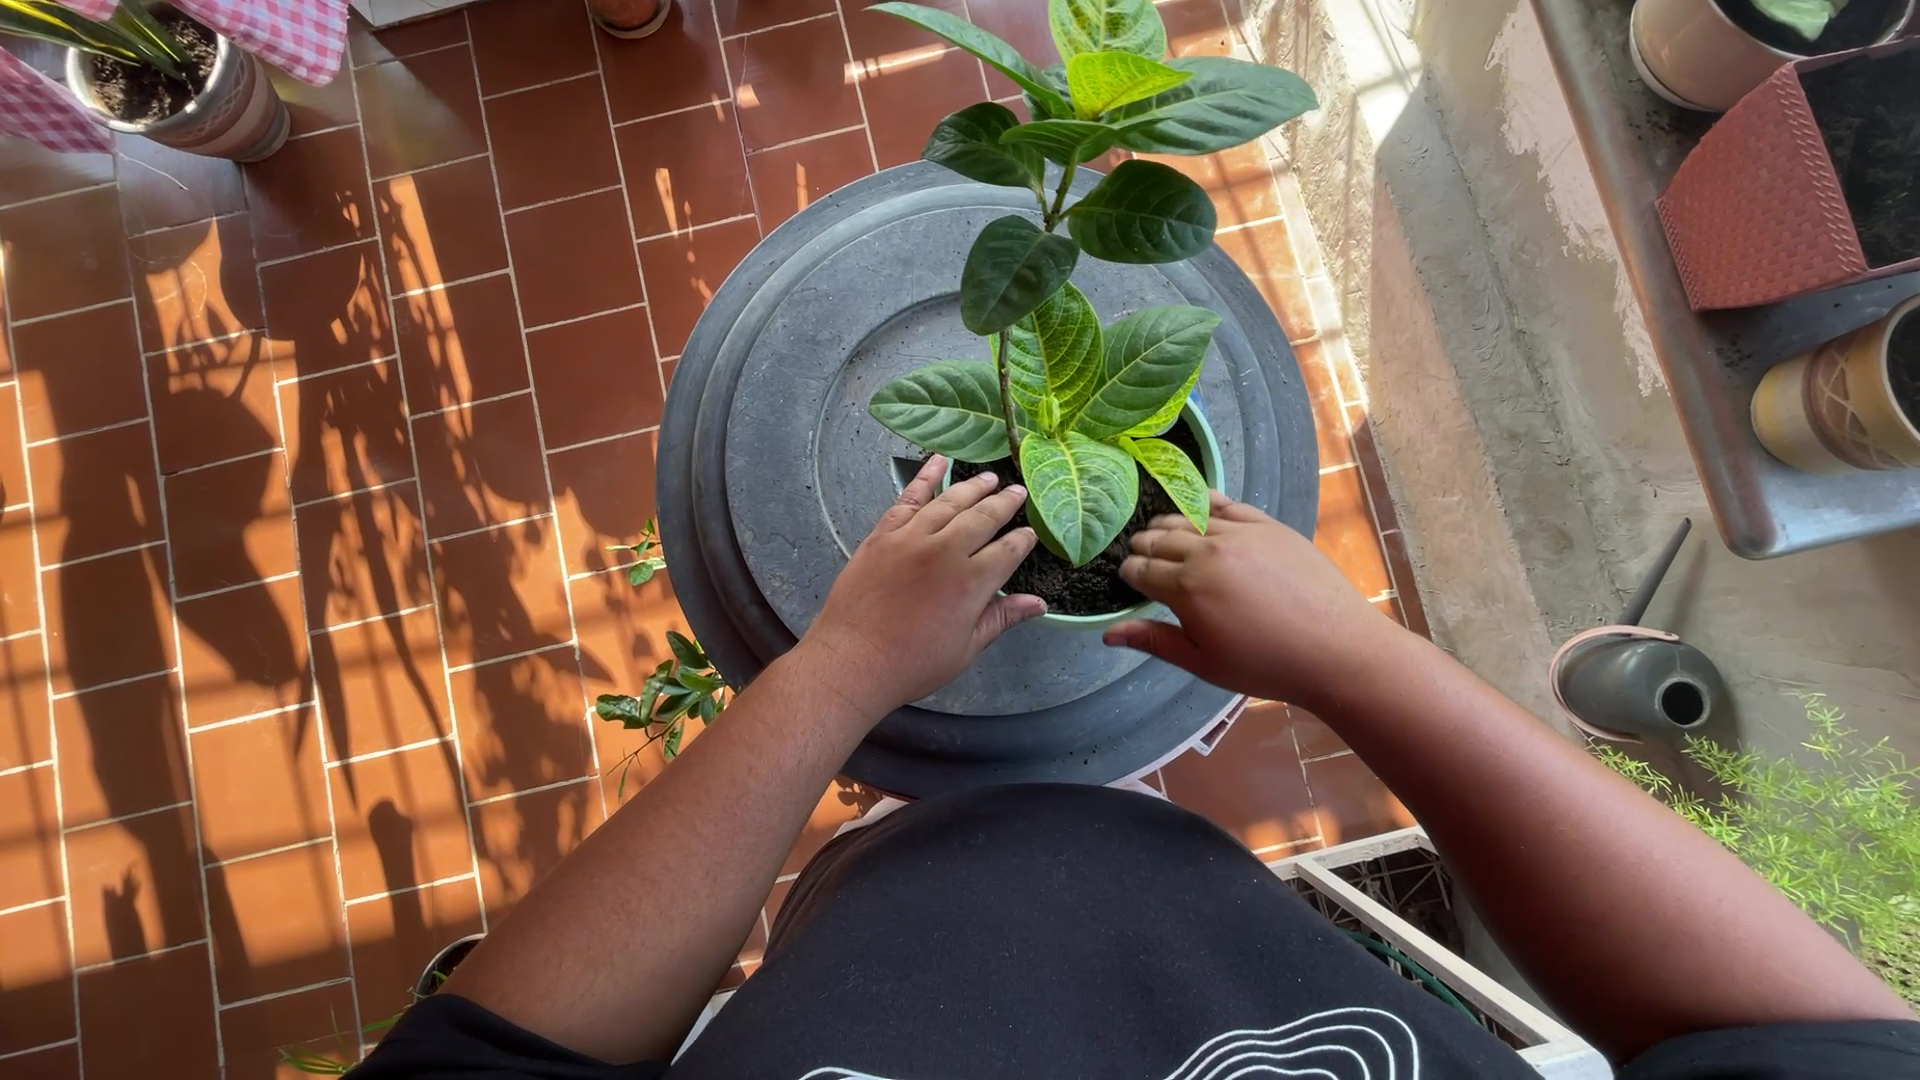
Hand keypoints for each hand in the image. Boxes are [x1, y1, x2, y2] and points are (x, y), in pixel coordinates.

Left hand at [795, 456, 1046, 714]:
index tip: (1031, 532)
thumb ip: (1002, 618)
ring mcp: (911, 538)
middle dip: (1005, 504)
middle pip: (983, 518)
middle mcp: (945, 551)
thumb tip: (1040, 604)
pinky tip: (939, 461)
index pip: (1008, 551)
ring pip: (950, 503)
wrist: (853, 660)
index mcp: (971, 583)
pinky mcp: (883, 534)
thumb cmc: (913, 663)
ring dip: (973, 488)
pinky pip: (908, 498)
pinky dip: (925, 477)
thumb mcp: (966, 648)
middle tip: (1019, 492)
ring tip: (990, 478)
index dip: (1022, 540)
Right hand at [1102, 491, 1405, 709]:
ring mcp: (1238, 533)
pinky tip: (1197, 505)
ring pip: (1187, 518)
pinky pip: (1226, 504)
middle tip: (1142, 558)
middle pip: (1158, 538)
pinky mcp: (1267, 524)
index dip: (1129, 573)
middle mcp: (1206, 551)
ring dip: (1168, 526)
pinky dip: (1205, 502)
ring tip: (1164, 535)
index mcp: (1185, 588)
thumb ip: (1153, 640)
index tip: (1129, 579)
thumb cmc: (1265, 665)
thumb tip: (1106, 634)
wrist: (1337, 649)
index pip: (1140, 569)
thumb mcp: (1202, 661)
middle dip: (1143, 548)